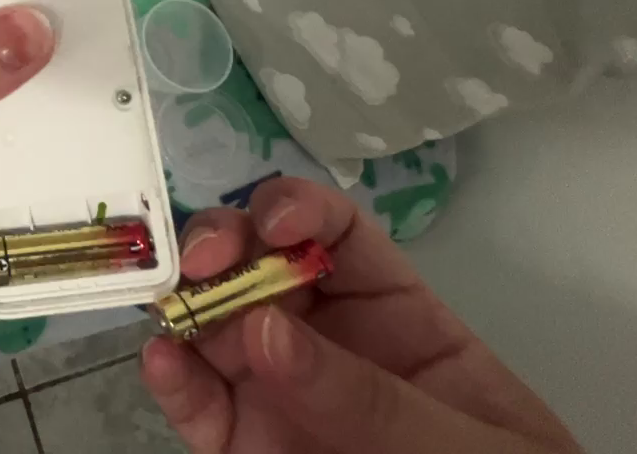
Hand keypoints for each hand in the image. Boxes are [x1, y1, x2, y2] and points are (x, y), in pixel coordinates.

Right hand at [142, 177, 580, 453]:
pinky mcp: (236, 439)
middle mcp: (316, 335)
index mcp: (391, 317)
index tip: (274, 225)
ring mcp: (269, 385)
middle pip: (252, 255)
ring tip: (170, 307)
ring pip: (207, 313)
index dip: (297, 207)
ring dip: (181, 296)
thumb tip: (262, 329)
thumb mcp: (473, 452)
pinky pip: (191, 396)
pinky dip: (166, 373)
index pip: (334, 232)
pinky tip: (163, 362)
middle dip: (219, 240)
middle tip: (203, 263)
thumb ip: (375, 398)